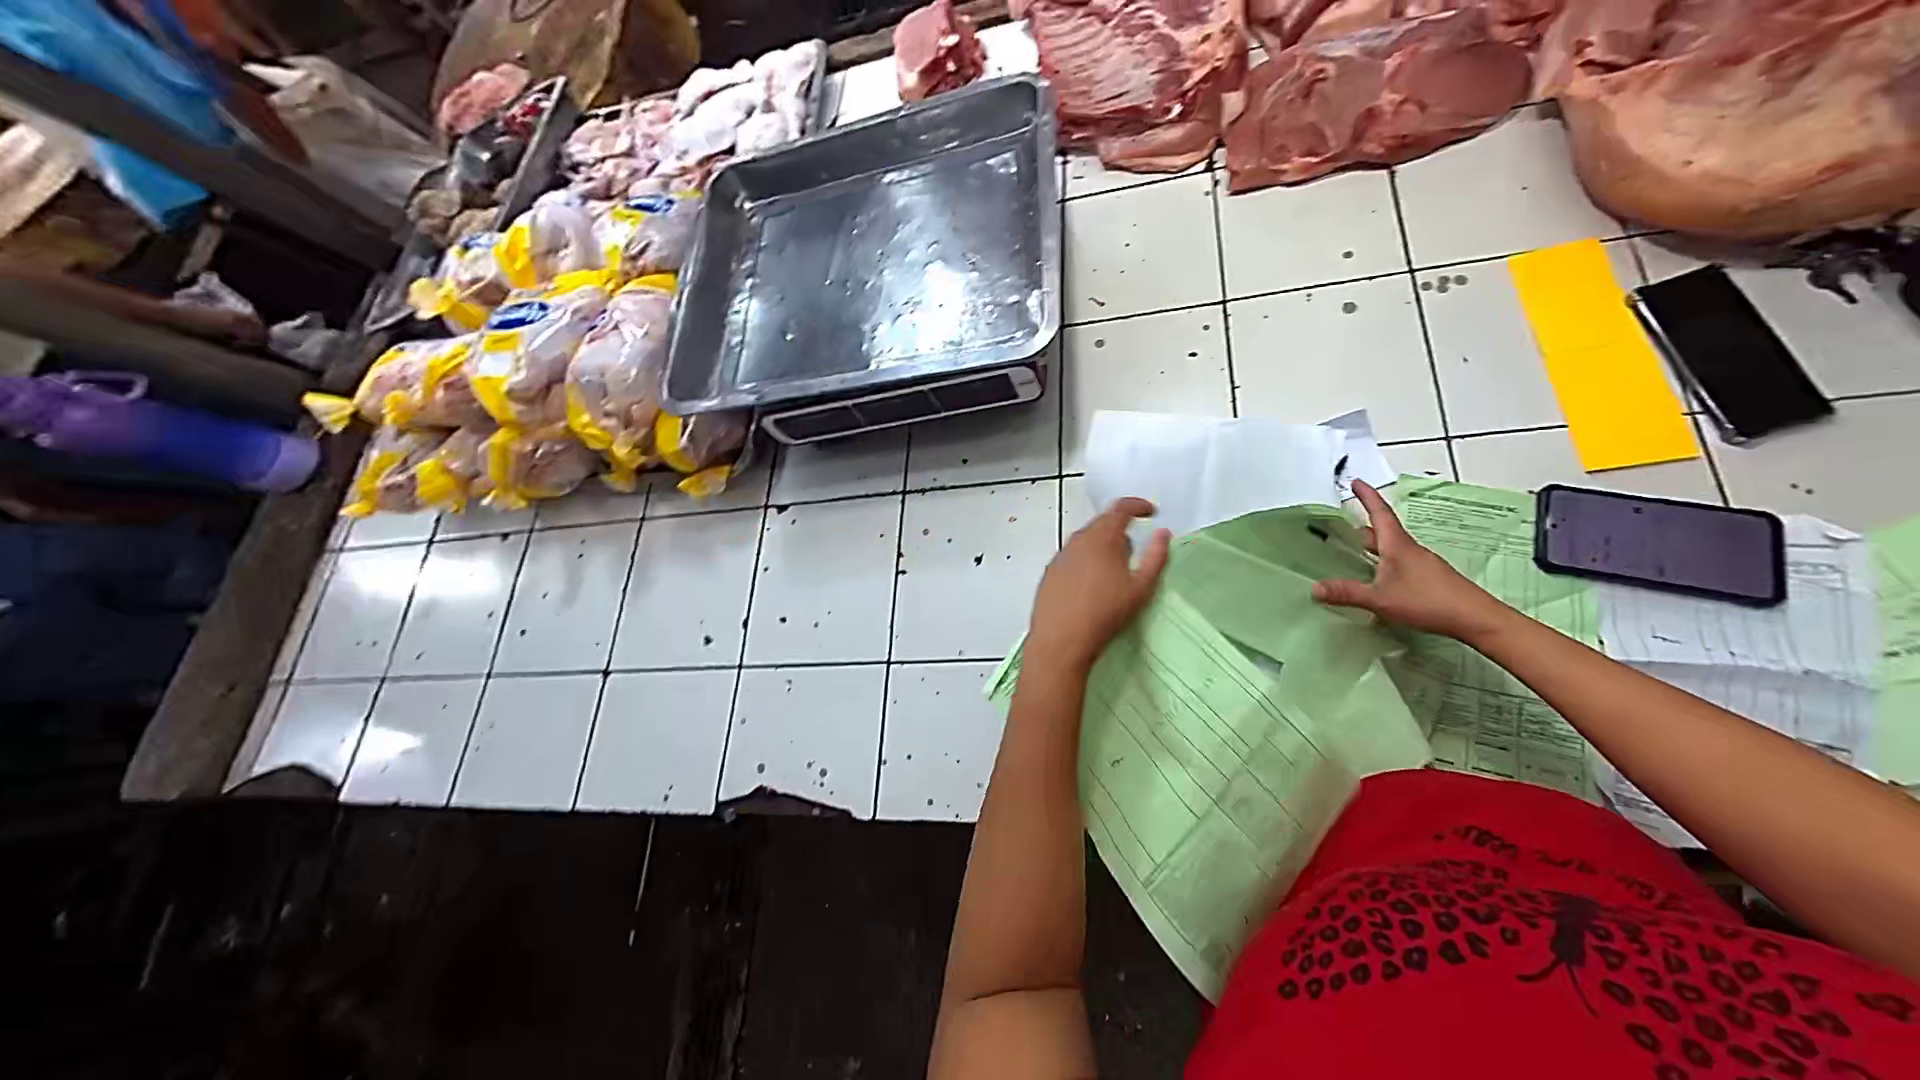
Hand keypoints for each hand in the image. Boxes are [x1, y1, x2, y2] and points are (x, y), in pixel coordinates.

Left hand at [1027, 497, 1170, 672]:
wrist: (1062, 640)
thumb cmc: (1106, 613)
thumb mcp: (1141, 588)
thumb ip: (1156, 557)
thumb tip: (1163, 533)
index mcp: (1102, 538)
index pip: (1121, 508)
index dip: (1138, 506)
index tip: (1150, 512)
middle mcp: (1077, 541)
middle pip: (1102, 523)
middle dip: (1120, 528)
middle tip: (1134, 548)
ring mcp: (1060, 556)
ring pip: (1085, 541)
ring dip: (1102, 545)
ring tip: (1114, 569)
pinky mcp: (1049, 573)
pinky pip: (1072, 557)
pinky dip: (1085, 561)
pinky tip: (1091, 584)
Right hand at [1312, 480, 1507, 640]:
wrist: (1475, 618)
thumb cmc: (1427, 601)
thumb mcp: (1380, 599)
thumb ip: (1346, 593)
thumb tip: (1314, 588)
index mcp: (1397, 546)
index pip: (1380, 514)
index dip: (1367, 497)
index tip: (1356, 482)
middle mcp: (1410, 550)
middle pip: (1384, 530)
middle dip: (1365, 523)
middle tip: (1347, 521)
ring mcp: (1421, 563)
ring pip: (1393, 547)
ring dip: (1375, 544)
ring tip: (1358, 548)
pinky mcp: (1428, 577)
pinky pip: (1401, 561)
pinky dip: (1385, 561)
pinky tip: (1380, 575)